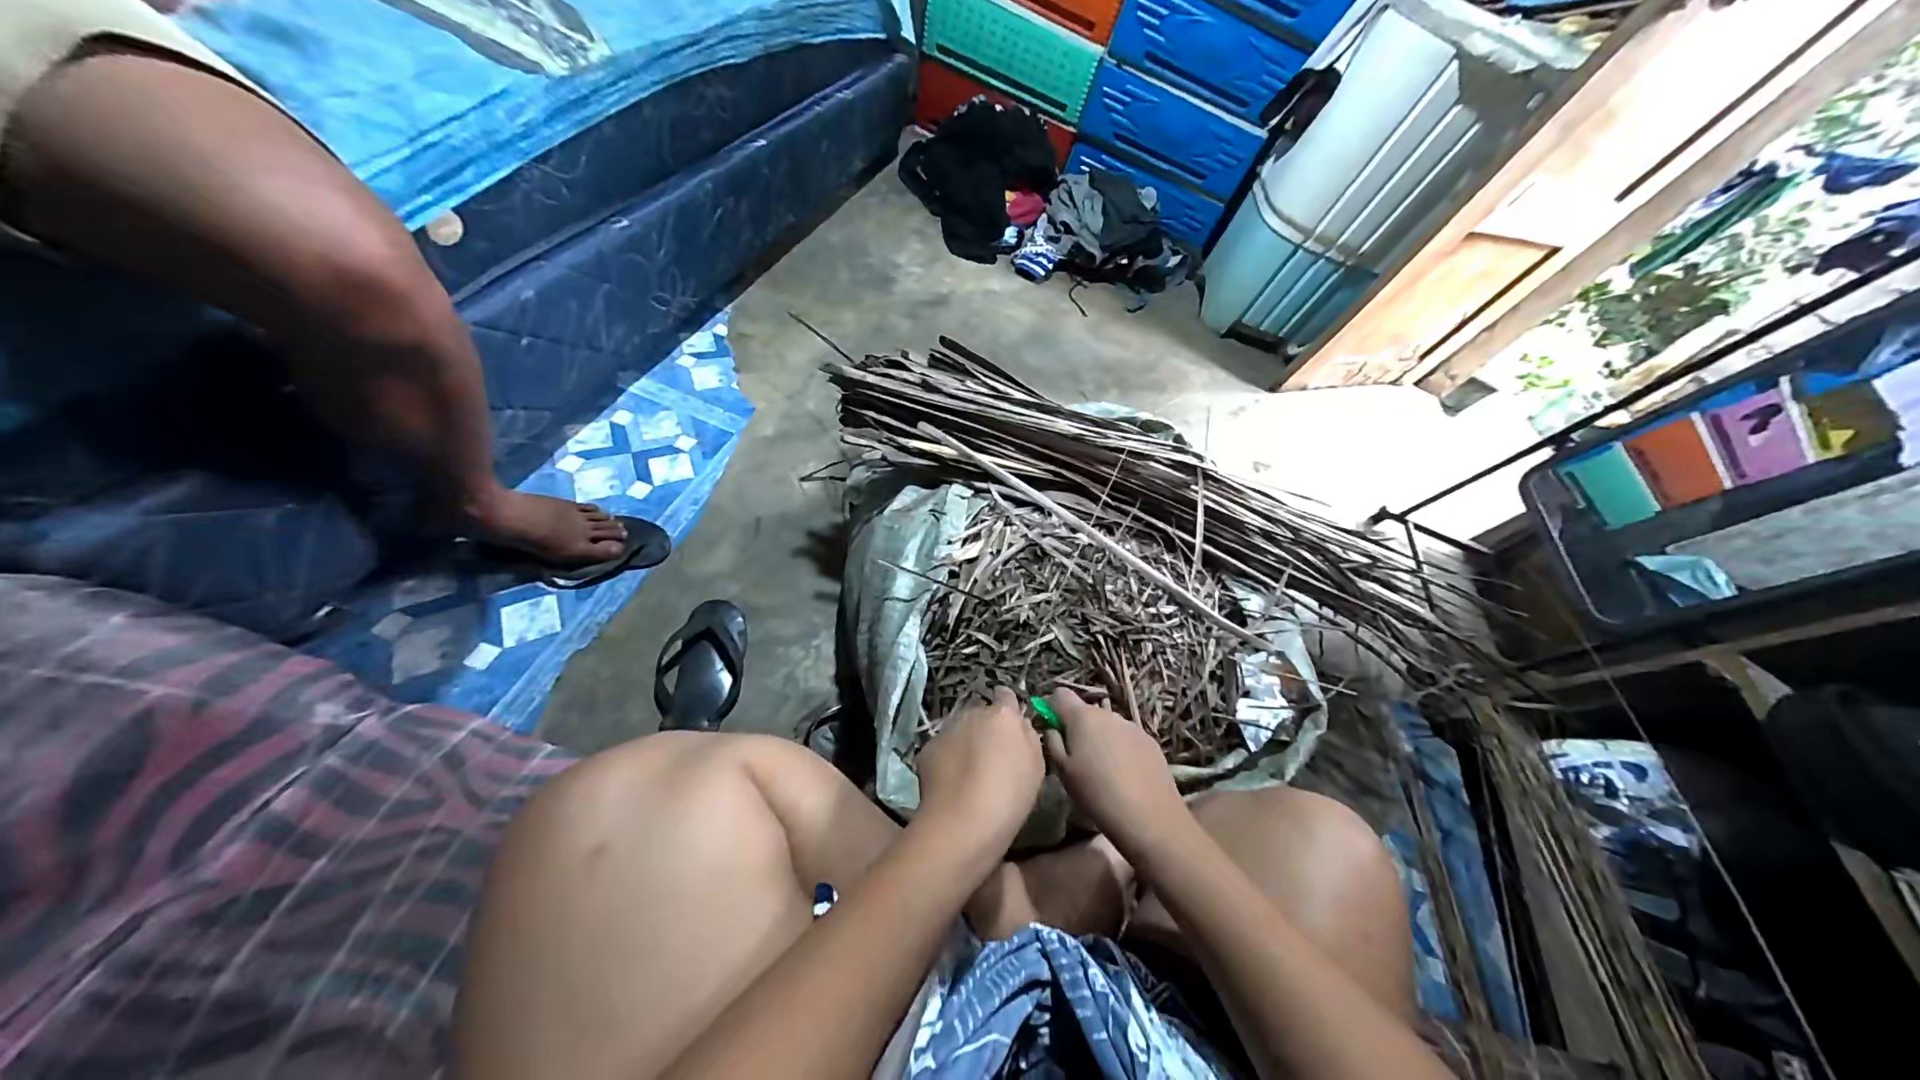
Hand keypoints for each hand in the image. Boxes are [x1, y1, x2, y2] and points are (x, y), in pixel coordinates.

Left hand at [916, 687, 1044, 854]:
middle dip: (985, 728)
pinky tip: (952, 783)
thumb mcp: (1036, 766)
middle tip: (991, 757)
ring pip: (960, 730)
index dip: (1008, 708)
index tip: (1010, 727)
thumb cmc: (1009, 796)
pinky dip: (948, 759)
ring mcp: (946, 730)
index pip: (1006, 695)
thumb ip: (1029, 736)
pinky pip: (943, 748)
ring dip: (965, 743)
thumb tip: (1020, 724)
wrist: (962, 823)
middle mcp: (972, 714)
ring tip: (969, 773)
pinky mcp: (927, 748)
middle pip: (981, 714)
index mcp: (1003, 715)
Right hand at [1042, 689, 1192, 863]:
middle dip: (1077, 727)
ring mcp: (1132, 726)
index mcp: (1082, 717)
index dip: (1052, 708)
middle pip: (1085, 711)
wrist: (1149, 816)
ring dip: (1099, 738)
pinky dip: (1119, 748)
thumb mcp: (1063, 771)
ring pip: (1107, 725)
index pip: (1059, 695)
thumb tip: (1052, 728)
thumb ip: (1053, 742)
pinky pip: (1126, 737)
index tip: (1051, 729)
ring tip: (1102, 769)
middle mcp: (1108, 714)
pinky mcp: (1150, 740)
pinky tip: (1123, 774)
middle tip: (1076, 757)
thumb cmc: (1096, 793)